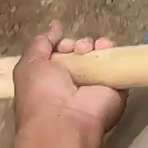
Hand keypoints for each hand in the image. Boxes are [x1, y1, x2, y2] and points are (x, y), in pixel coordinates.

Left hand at [12, 22, 124, 139]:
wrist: (66, 121)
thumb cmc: (41, 94)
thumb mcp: (29, 65)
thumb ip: (40, 43)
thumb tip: (55, 26)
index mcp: (53, 80)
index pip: (64, 54)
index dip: (64, 44)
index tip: (63, 45)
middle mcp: (75, 82)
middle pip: (84, 52)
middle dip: (81, 44)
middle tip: (78, 49)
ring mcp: (96, 85)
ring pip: (101, 55)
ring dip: (97, 45)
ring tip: (90, 50)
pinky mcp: (116, 87)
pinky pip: (118, 63)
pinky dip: (113, 52)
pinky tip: (106, 49)